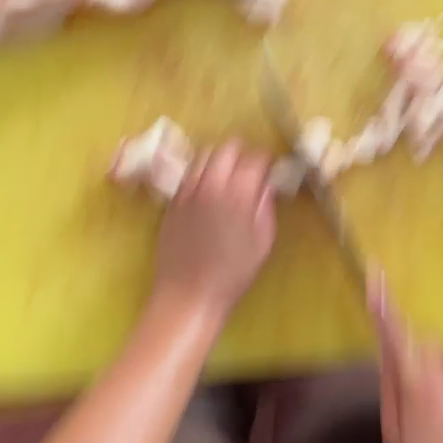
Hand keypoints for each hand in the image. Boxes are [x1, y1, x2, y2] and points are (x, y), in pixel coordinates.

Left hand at [150, 140, 276, 322]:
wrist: (188, 293)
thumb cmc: (232, 274)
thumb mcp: (262, 243)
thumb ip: (265, 208)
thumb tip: (265, 185)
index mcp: (238, 195)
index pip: (255, 159)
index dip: (266, 160)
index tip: (270, 169)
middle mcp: (211, 185)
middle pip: (227, 148)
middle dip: (242, 154)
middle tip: (248, 170)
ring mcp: (188, 191)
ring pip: (204, 156)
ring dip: (219, 160)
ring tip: (226, 177)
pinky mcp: (172, 200)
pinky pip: (188, 175)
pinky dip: (201, 175)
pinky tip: (207, 191)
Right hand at [377, 307, 442, 442]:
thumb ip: (390, 394)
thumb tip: (386, 358)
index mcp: (419, 386)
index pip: (397, 335)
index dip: (385, 306)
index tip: (375, 279)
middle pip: (423, 342)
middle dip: (409, 353)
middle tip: (399, 390)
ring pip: (440, 361)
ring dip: (427, 374)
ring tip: (424, 422)